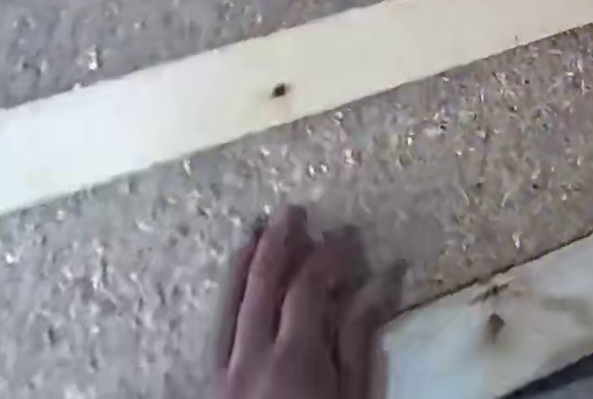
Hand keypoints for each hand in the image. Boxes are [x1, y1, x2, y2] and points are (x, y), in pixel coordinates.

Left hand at [215, 206, 401, 398]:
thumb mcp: (355, 394)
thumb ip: (360, 336)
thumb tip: (383, 278)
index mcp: (291, 356)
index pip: (308, 286)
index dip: (329, 254)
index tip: (347, 234)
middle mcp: (248, 361)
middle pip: (259, 289)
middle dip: (275, 246)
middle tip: (289, 211)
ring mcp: (221, 378)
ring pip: (226, 310)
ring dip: (241, 268)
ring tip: (251, 235)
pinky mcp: (210, 393)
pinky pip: (216, 334)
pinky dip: (228, 302)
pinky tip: (236, 290)